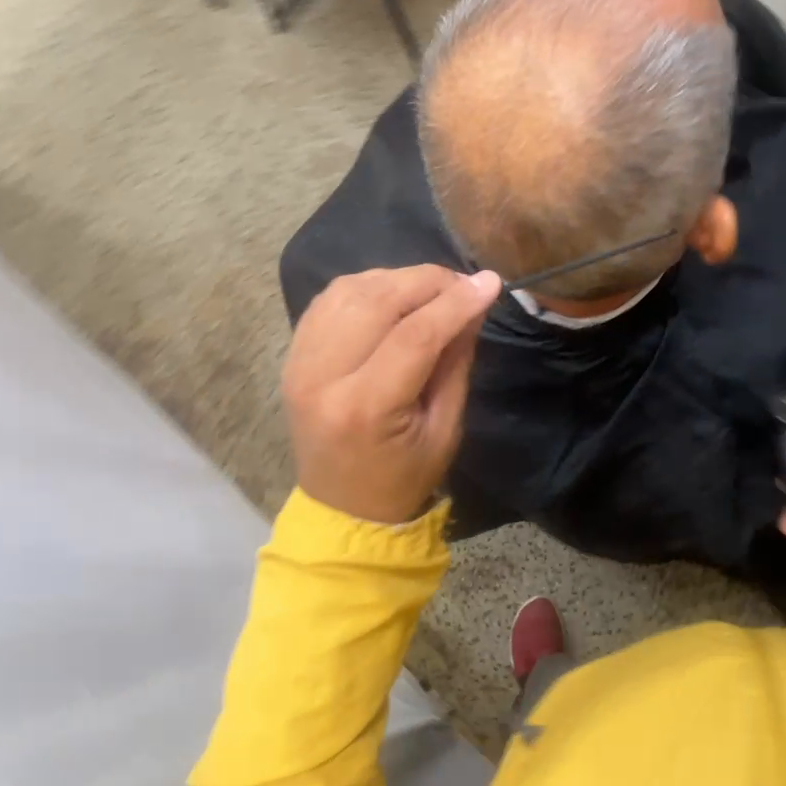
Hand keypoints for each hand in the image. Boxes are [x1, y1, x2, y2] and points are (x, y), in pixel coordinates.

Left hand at [282, 265, 500, 523]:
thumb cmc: (404, 477)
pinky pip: (330, 300)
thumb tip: (472, 303)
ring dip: (397, 279)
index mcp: (365, 407)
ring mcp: (300, 362)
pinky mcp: (294, 354)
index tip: (491, 283)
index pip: (414, 336)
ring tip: (432, 289)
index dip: (456, 303)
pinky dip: (366, 287)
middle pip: (377, 301)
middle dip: (428, 281)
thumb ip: (455, 362)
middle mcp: (323, 376)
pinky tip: (395, 296)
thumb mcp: (446, 429)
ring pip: (350, 290)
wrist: (341, 507)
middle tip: (463, 283)